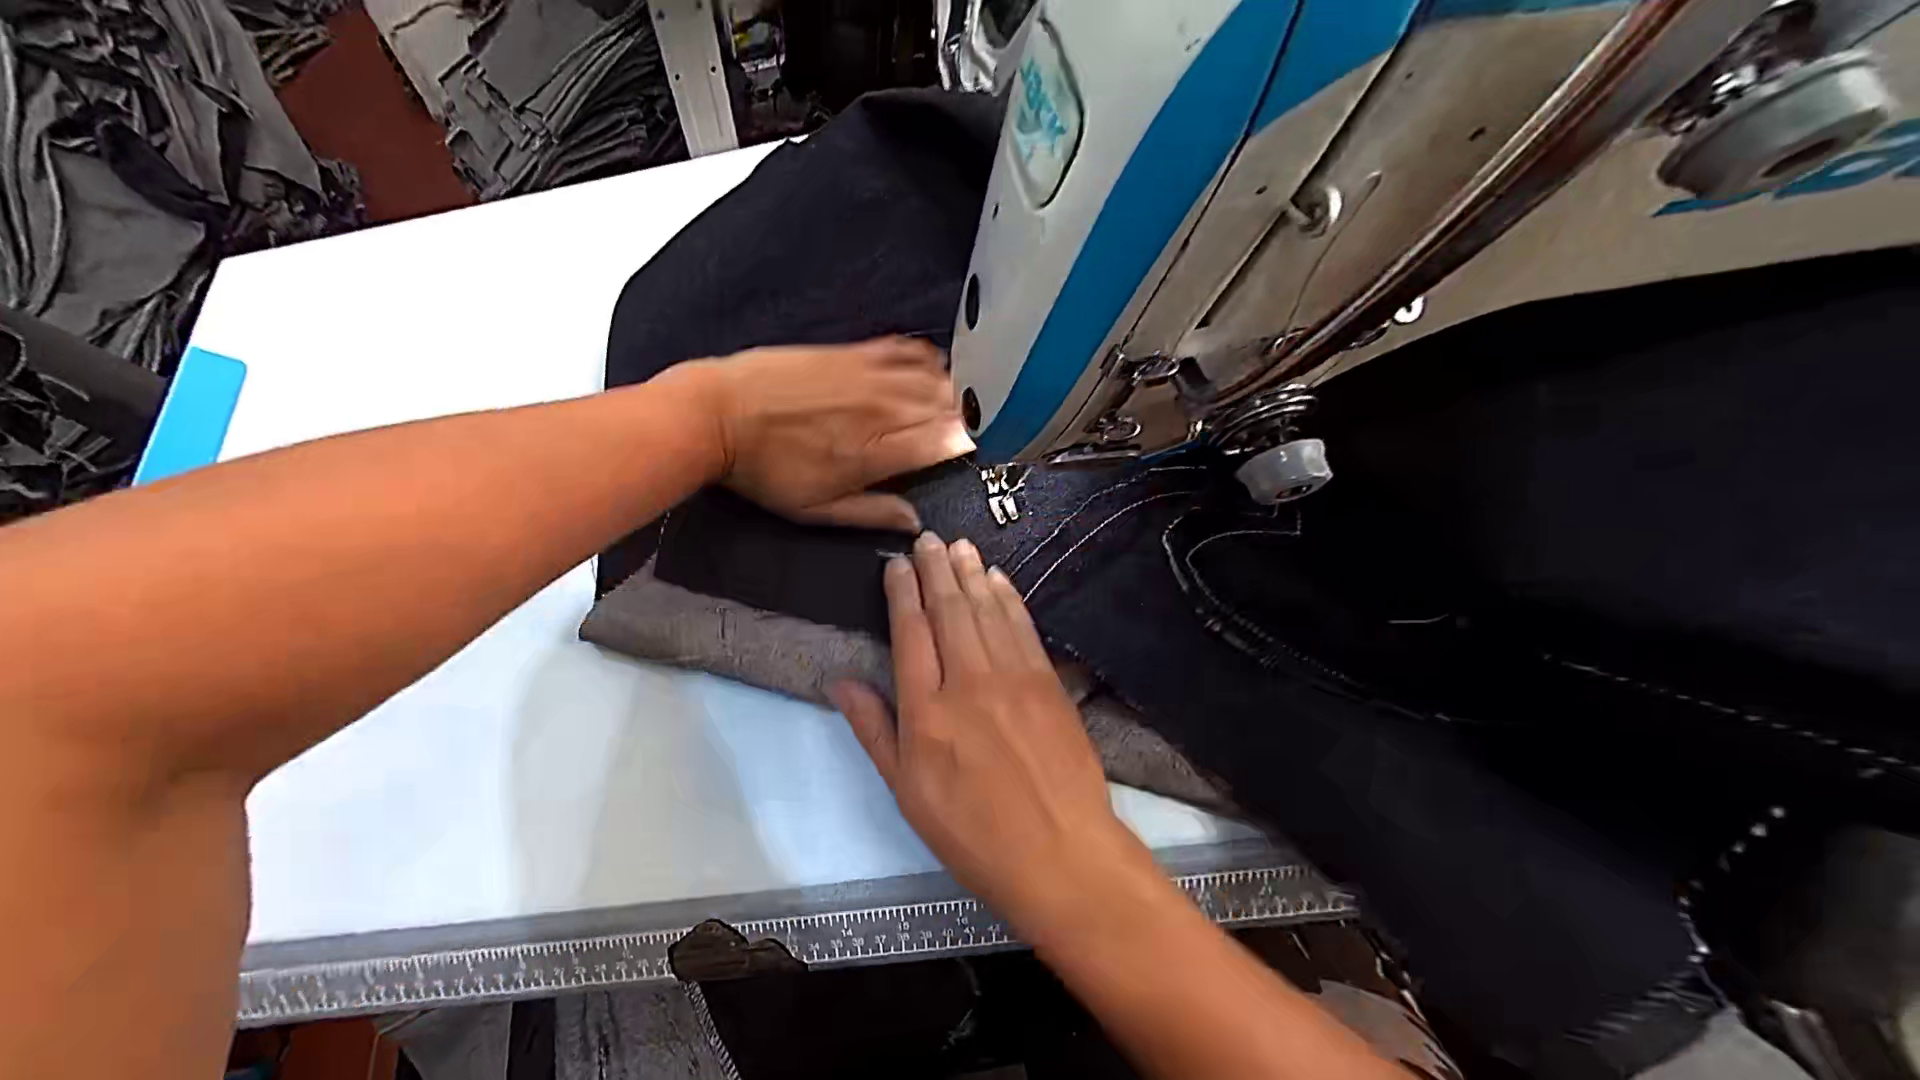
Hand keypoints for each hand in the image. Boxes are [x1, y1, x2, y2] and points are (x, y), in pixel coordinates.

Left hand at [671, 337, 973, 530]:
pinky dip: (923, 358)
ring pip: (930, 377)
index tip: (971, 447)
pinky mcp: (851, 352)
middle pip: (944, 406)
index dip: (964, 443)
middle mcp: (881, 410)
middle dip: (962, 415)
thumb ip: (872, 513)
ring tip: (955, 399)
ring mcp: (867, 376)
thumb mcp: (816, 510)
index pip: (943, 442)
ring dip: (950, 388)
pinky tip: (930, 365)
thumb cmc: (765, 470)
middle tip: (965, 425)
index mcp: (876, 453)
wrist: (718, 414)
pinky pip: (902, 350)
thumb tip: (914, 523)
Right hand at [829, 532, 1151, 933]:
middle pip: (948, 609)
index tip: (897, 565)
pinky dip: (1008, 597)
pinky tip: (998, 579)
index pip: (910, 631)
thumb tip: (841, 682)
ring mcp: (1013, 676)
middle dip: (934, 569)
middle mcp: (968, 680)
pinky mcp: (1048, 681)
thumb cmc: (972, 831)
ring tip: (957, 546)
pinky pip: (1022, 626)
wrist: (1059, 852)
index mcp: (927, 709)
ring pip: (985, 610)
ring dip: (970, 573)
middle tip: (926, 539)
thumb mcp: (907, 791)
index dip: (901, 592)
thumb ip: (874, 730)